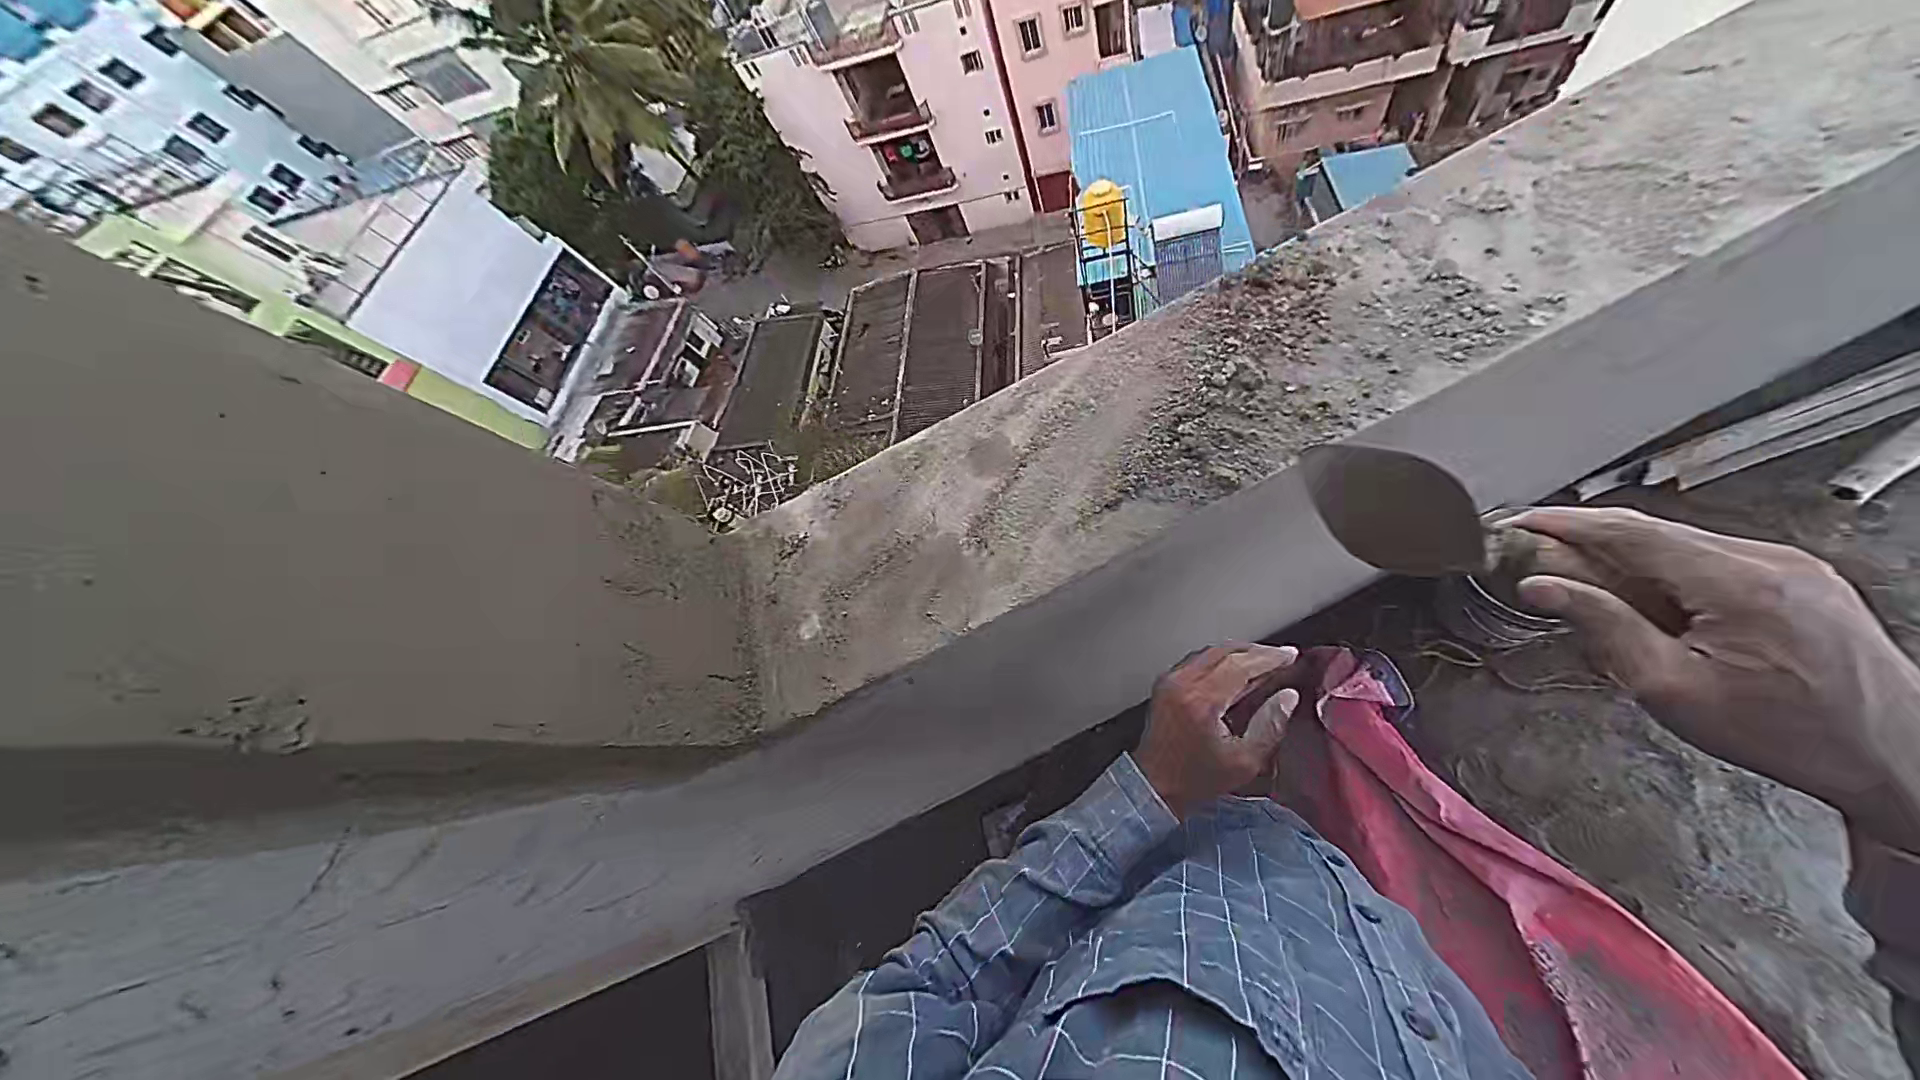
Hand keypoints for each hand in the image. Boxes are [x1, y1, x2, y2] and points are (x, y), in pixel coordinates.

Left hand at [1135, 643, 1300, 818]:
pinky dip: (1218, 659)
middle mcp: (1181, 683)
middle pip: (1223, 652)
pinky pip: (1195, 661)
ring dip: (1237, 653)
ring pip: (1208, 653)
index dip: (1269, 657)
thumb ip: (1270, 725)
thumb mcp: (1245, 761)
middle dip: (1255, 651)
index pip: (1240, 664)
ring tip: (1262, 661)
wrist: (1155, 784)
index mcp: (1201, 700)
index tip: (1290, 655)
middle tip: (1280, 656)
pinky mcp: (1164, 684)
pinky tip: (1234, 669)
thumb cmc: (1198, 777)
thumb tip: (1288, 696)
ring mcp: (1169, 681)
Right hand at [1510, 507, 1919, 851]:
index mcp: (1740, 584)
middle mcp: (1769, 560)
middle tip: (1530, 555)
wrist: (1899, 756)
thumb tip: (1540, 587)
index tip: (1516, 525)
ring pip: (1674, 540)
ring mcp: (1787, 564)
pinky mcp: (1792, 575)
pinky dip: (1653, 565)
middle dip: (1581, 537)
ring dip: (1616, 553)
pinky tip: (1634, 594)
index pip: (1627, 532)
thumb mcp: (1669, 687)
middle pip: (1649, 529)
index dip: (1560, 523)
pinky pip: (1702, 555)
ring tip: (1576, 582)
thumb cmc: (1786, 732)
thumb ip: (1601, 626)